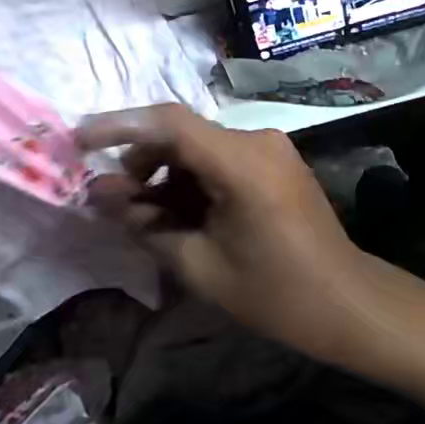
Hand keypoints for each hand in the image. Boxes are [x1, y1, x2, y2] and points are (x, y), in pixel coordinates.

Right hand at [76, 104, 383, 358]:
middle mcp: (257, 140)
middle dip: (140, 162)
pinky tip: (180, 214)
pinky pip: (221, 158)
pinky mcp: (275, 160)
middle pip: (182, 133)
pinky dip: (192, 179)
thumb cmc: (275, 293)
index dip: (118, 126)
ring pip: (199, 146)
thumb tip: (98, 195)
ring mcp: (270, 147)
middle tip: (114, 202)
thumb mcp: (199, 265)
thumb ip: (144, 225)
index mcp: (242, 162)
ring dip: (165, 174)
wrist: (346, 301)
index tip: (78, 142)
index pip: (169, 123)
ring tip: (146, 218)